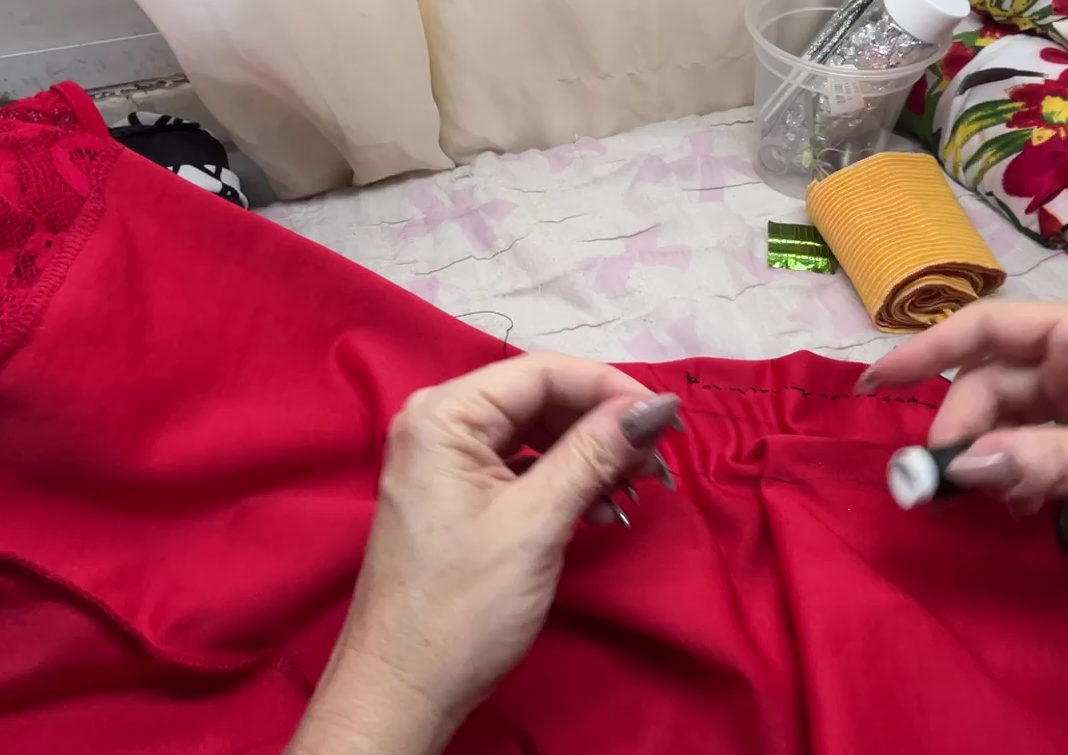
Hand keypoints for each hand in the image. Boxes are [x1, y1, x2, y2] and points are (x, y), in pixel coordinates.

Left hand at [287, 353, 679, 754]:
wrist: (402, 694)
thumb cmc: (461, 608)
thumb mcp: (536, 523)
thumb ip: (595, 453)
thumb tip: (656, 408)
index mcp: (444, 412)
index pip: (542, 373)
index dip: (609, 388)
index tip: (665, 418)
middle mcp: (441, 419)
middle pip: (541, 398)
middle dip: (604, 425)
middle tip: (658, 460)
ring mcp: (448, 454)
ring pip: (538, 429)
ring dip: (591, 453)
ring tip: (638, 485)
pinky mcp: (460, 486)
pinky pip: (524, 461)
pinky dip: (566, 477)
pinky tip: (601, 505)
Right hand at [858, 300, 1067, 753]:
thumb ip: (1054, 457)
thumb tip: (962, 469)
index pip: (988, 330)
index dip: (924, 351)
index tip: (874, 384)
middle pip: (994, 384)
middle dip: (961, 425)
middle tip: (940, 479)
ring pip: (1013, 421)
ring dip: (990, 455)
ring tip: (984, 498)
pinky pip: (1042, 452)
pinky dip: (1022, 474)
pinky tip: (1021, 502)